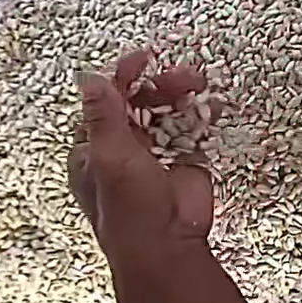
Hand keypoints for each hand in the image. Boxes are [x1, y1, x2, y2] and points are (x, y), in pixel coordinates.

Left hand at [70, 48, 216, 254]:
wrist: (169, 244)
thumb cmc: (132, 208)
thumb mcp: (110, 157)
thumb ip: (104, 116)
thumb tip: (91, 78)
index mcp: (95, 148)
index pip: (107, 102)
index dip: (123, 77)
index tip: (145, 58)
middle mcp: (125, 148)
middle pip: (141, 104)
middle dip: (160, 86)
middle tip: (184, 77)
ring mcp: (157, 155)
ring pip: (168, 115)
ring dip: (181, 98)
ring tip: (199, 85)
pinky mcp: (186, 163)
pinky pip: (192, 132)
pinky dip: (201, 117)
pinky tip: (210, 106)